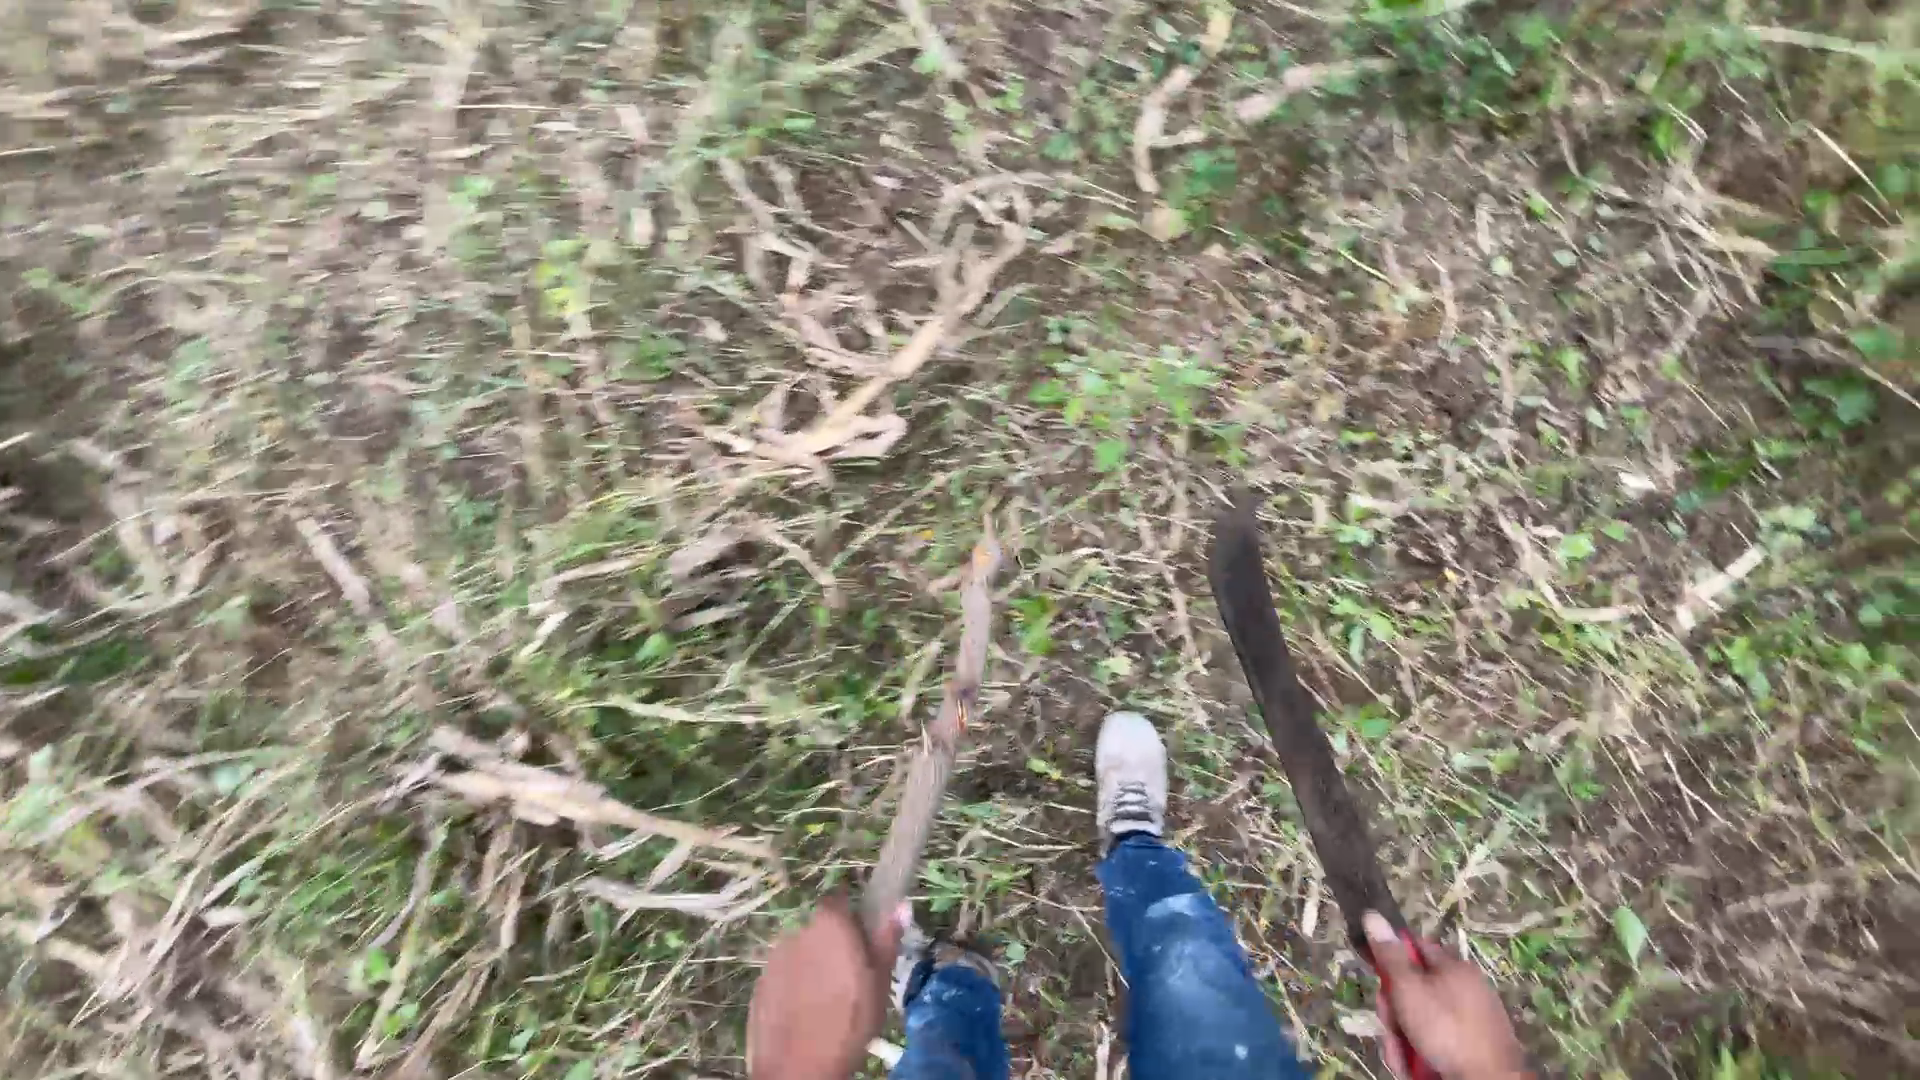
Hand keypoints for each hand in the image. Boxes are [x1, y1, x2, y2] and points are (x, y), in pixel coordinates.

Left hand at [747, 895, 907, 1079]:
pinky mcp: (760, 980)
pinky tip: (806, 1007)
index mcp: (829, 921)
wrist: (795, 1070)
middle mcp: (799, 928)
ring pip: (801, 947)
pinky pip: (784, 970)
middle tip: (850, 971)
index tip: (863, 939)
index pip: (841, 897)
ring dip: (813, 959)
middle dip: (833, 939)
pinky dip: (795, 981)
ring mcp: (775, 954)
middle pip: (820, 923)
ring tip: (827, 994)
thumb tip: (900, 905)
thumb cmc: (848, 1023)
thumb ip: (887, 939)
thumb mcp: (880, 982)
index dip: (853, 915)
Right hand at [1365, 912, 1528, 1079]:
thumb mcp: (1408, 988)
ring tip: (1401, 1053)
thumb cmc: (1446, 1030)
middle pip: (1415, 988)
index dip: (1391, 960)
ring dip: (1403, 1034)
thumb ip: (1389, 955)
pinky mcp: (1475, 1047)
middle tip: (1390, 1023)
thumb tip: (1372, 914)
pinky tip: (1414, 1063)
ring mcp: (1473, 1020)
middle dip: (1394, 1008)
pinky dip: (1422, 1049)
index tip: (1379, 980)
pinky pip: (1439, 1038)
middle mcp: (1467, 989)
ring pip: (1423, 1017)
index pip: (1414, 948)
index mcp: (1455, 967)